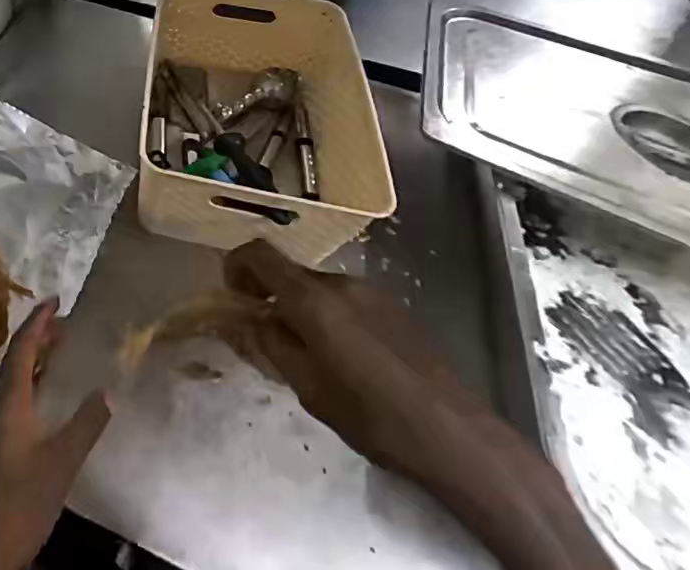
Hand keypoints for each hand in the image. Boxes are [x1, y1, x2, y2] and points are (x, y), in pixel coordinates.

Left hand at [0, 299, 111, 569]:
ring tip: (59, 349)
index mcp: (10, 400)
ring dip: (35, 357)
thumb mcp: (61, 462)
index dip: (38, 321)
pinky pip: (15, 394)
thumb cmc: (20, 500)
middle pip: (16, 357)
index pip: (22, 347)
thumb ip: (86, 425)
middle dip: (38, 335)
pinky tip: (47, 394)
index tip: (55, 299)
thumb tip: (110, 389)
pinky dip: (32, 379)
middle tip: (64, 321)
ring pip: (15, 377)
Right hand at [223, 238, 490, 473]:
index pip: (260, 254)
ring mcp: (370, 292)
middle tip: (266, 335)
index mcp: (313, 299)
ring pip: (317, 289)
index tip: (234, 296)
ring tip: (308, 354)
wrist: (456, 435)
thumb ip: (270, 344)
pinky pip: (344, 299)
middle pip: (289, 273)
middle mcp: (340, 283)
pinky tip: (343, 357)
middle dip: (270, 296)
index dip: (237, 266)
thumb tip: (246, 320)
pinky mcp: (392, 307)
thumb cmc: (372, 416)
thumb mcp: (307, 387)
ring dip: (300, 309)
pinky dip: (328, 316)